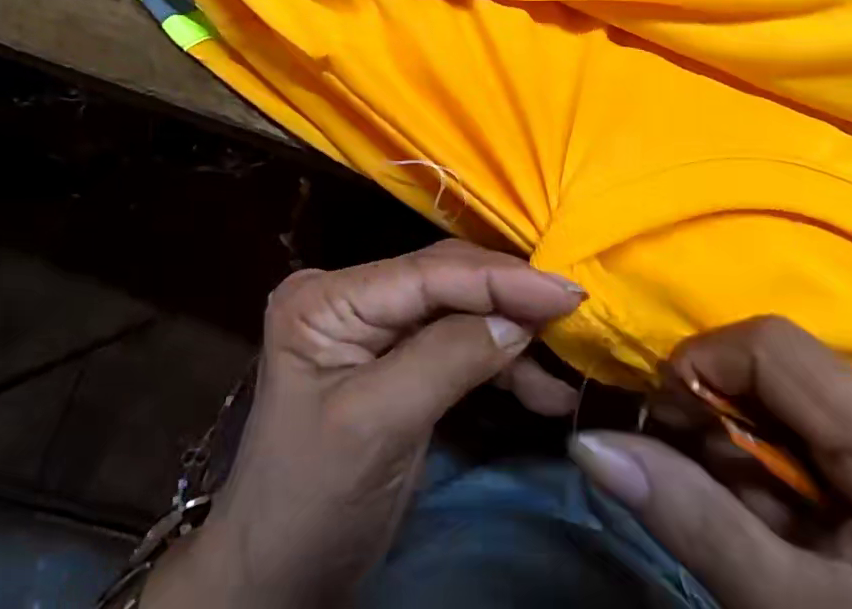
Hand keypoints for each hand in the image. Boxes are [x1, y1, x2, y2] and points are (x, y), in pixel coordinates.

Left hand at [144, 240, 585, 607]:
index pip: (428, 274)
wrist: (276, 579)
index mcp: (328, 299)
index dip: (501, 279)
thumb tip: (522, 319)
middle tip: (575, 311)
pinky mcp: (401, 359)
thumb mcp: (378, 424)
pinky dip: (504, 365)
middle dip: (512, 299)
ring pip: (464, 311)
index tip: (567, 291)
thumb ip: (449, 358)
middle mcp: (353, 297)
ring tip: (566, 360)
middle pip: (450, 282)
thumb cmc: (311, 500)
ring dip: (515, 337)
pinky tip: (544, 390)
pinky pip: (462, 346)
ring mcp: (377, 328)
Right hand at [570, 317, 851, 608]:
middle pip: (799, 373)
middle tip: (712, 495)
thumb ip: (692, 519)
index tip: (662, 430)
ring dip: (766, 443)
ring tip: (770, 520)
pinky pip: (851, 414)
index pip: (781, 349)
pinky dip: (807, 454)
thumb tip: (590, 444)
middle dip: (732, 422)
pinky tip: (812, 514)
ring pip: (818, 391)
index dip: (703, 369)